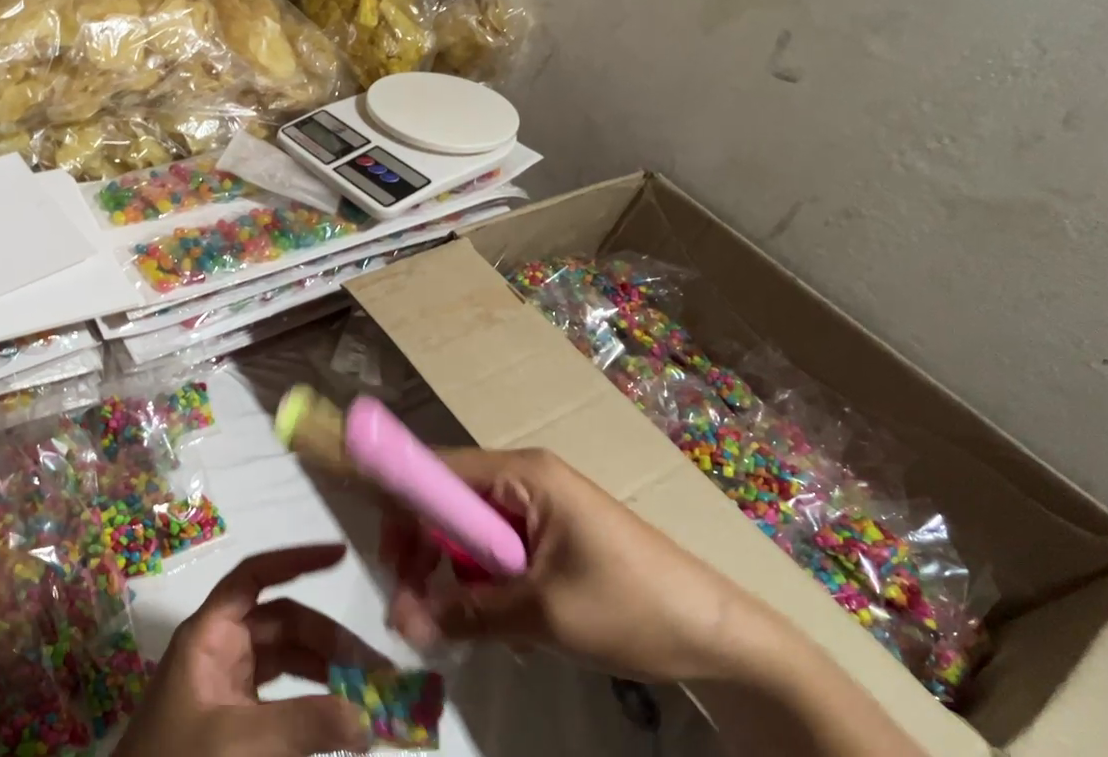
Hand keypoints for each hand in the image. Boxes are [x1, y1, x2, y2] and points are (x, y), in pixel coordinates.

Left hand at [115, 545, 374, 756]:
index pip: (254, 577)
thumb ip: (306, 725)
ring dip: (330, 674)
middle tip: (380, 669)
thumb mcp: (241, 740)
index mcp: (210, 635)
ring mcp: (230, 688)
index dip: (295, 560)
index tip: (342, 555)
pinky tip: (345, 722)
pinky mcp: (238, 723)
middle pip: (284, 625)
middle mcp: (221, 650)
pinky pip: (285, 700)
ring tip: (374, 695)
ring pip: (289, 663)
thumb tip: (369, 719)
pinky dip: (316, 706)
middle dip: (331, 641)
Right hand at [381, 447, 783, 682]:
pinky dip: (481, 586)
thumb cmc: (633, 608)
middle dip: (421, 555)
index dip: (397, 502)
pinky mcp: (550, 539)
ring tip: (447, 628)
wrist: (723, 638)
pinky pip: (494, 553)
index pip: (435, 469)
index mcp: (523, 476)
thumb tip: (400, 624)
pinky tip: (491, 627)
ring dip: (450, 578)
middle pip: (445, 503)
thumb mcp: (542, 614)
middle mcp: (524, 481)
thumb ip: (466, 614)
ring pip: (467, 534)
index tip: (383, 558)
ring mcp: (539, 510)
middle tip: (411, 610)